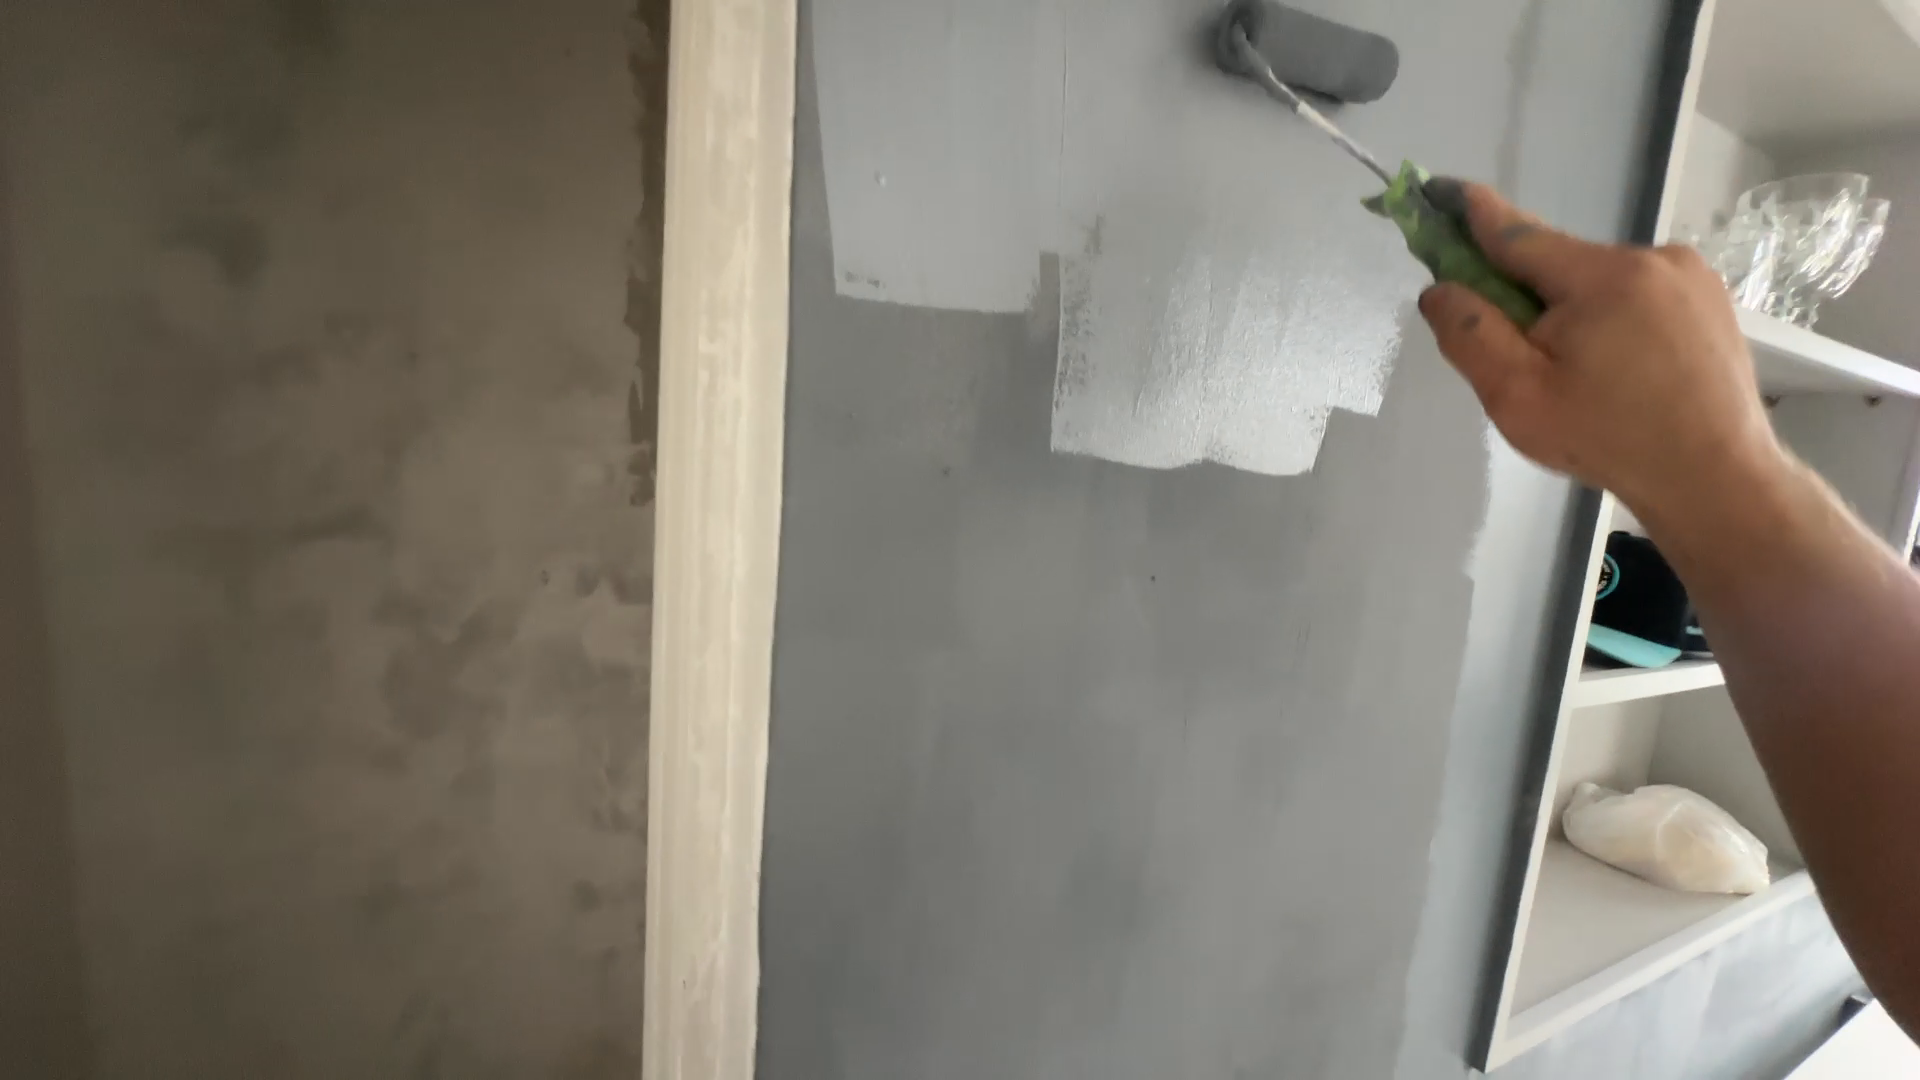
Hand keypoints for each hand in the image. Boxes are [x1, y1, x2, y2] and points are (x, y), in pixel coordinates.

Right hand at [1417, 181, 1784, 524]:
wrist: (1712, 474)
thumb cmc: (1602, 434)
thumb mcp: (1513, 392)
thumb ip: (1469, 334)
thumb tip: (1439, 289)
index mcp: (1602, 277)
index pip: (1516, 234)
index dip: (1470, 212)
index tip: (1435, 187)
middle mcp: (1652, 258)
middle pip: (1552, 264)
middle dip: (1514, 293)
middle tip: (1503, 354)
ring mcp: (1687, 276)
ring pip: (1588, 283)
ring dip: (1556, 312)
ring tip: (1561, 374)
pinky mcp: (1704, 299)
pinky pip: (1625, 295)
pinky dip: (1594, 318)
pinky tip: (1600, 368)